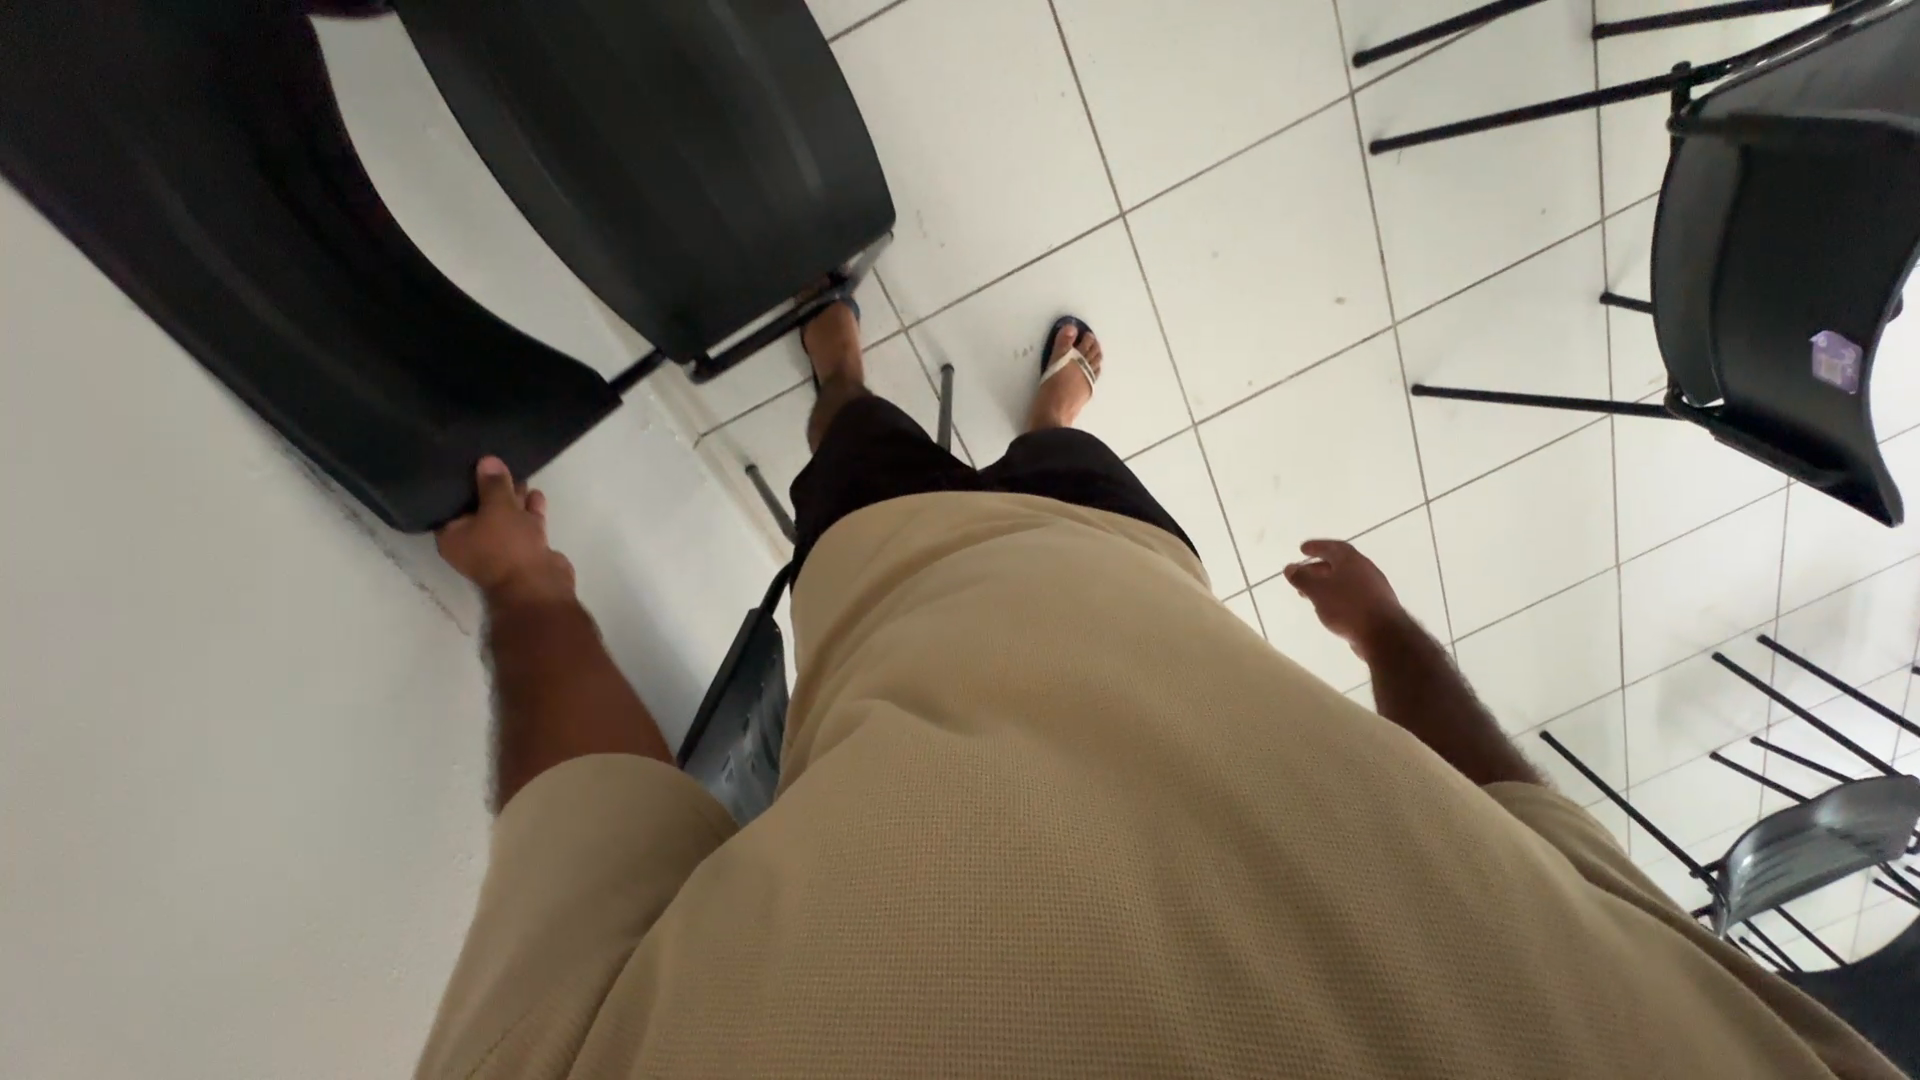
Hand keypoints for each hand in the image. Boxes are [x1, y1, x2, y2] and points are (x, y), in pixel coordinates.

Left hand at [436, 457, 574, 603]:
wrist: (538, 584)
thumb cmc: (507, 547)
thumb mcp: (498, 508)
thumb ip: (493, 484)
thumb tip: (488, 460)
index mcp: (453, 536)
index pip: (451, 504)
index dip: (460, 483)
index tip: (469, 462)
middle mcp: (473, 542)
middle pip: (479, 510)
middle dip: (491, 489)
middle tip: (497, 463)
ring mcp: (500, 548)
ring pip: (505, 517)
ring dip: (513, 499)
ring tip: (520, 473)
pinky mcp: (525, 550)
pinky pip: (524, 525)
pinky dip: (530, 511)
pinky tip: (536, 494)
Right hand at [1283, 539, 1409, 659]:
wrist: (1383, 634)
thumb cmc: (1347, 606)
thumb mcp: (1317, 591)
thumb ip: (1302, 578)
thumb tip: (1289, 568)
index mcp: (1352, 561)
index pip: (1333, 547)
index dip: (1317, 546)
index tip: (1302, 549)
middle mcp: (1365, 570)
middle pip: (1339, 563)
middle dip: (1318, 567)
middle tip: (1302, 573)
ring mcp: (1374, 588)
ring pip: (1345, 580)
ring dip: (1326, 583)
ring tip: (1310, 593)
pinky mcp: (1377, 605)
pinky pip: (1352, 594)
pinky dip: (1337, 595)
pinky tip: (1328, 608)